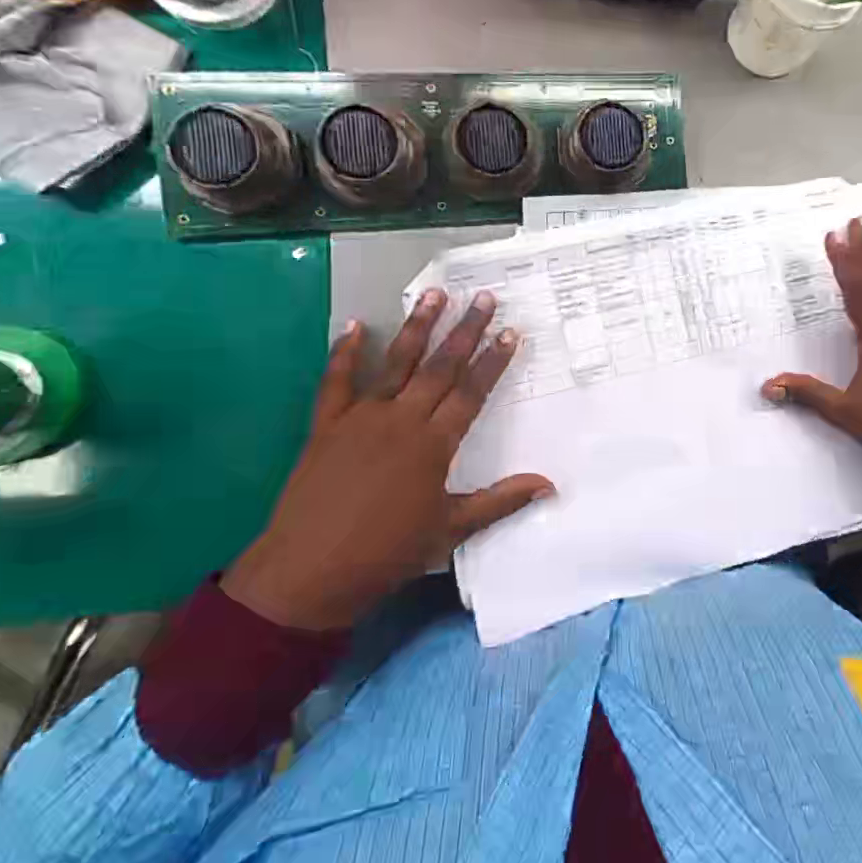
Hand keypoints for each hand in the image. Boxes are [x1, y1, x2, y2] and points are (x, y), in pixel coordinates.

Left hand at [221, 290, 552, 630]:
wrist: (313, 569)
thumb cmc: (389, 552)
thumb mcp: (450, 530)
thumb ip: (500, 501)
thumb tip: (549, 485)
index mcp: (433, 445)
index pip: (471, 392)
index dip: (493, 361)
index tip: (510, 332)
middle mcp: (401, 420)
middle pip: (439, 367)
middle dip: (464, 330)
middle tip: (483, 297)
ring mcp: (361, 417)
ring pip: (396, 363)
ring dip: (417, 327)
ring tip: (433, 294)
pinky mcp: (327, 424)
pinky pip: (337, 380)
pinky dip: (346, 351)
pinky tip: (356, 325)